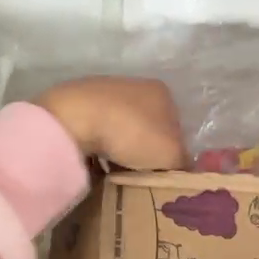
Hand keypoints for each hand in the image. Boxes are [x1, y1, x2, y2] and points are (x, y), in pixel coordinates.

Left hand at [34, 77, 187, 170]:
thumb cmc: (132, 133)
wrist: (75, 118)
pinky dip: (96, 145)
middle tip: (137, 174)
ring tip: (112, 171)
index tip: (160, 172)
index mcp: (162, 92)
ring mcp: (104, 91)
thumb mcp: (171, 155)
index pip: (175, 126)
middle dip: (143, 151)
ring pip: (120, 129)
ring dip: (118, 149)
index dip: (171, 152)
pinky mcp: (78, 102)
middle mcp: (135, 85)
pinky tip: (92, 161)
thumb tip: (182, 167)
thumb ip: (183, 162)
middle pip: (147, 127)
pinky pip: (95, 130)